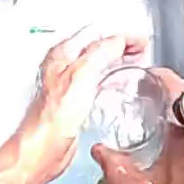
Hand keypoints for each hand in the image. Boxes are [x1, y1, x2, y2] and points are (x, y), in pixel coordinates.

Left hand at [4, 29, 142, 183]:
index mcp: (63, 54)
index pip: (97, 33)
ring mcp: (69, 84)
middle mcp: (64, 66)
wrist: (43, 149)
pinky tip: (120, 84)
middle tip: (141, 49)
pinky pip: (97, 82)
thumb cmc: (53, 116)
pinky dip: (111, 77)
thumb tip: (119, 40)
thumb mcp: (82, 75)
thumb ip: (101, 52)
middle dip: (121, 45)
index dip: (121, 35)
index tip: (140, 41)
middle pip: (98, 46)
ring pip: (98, 63)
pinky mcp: (74, 102)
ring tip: (136, 61)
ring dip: (118, 60)